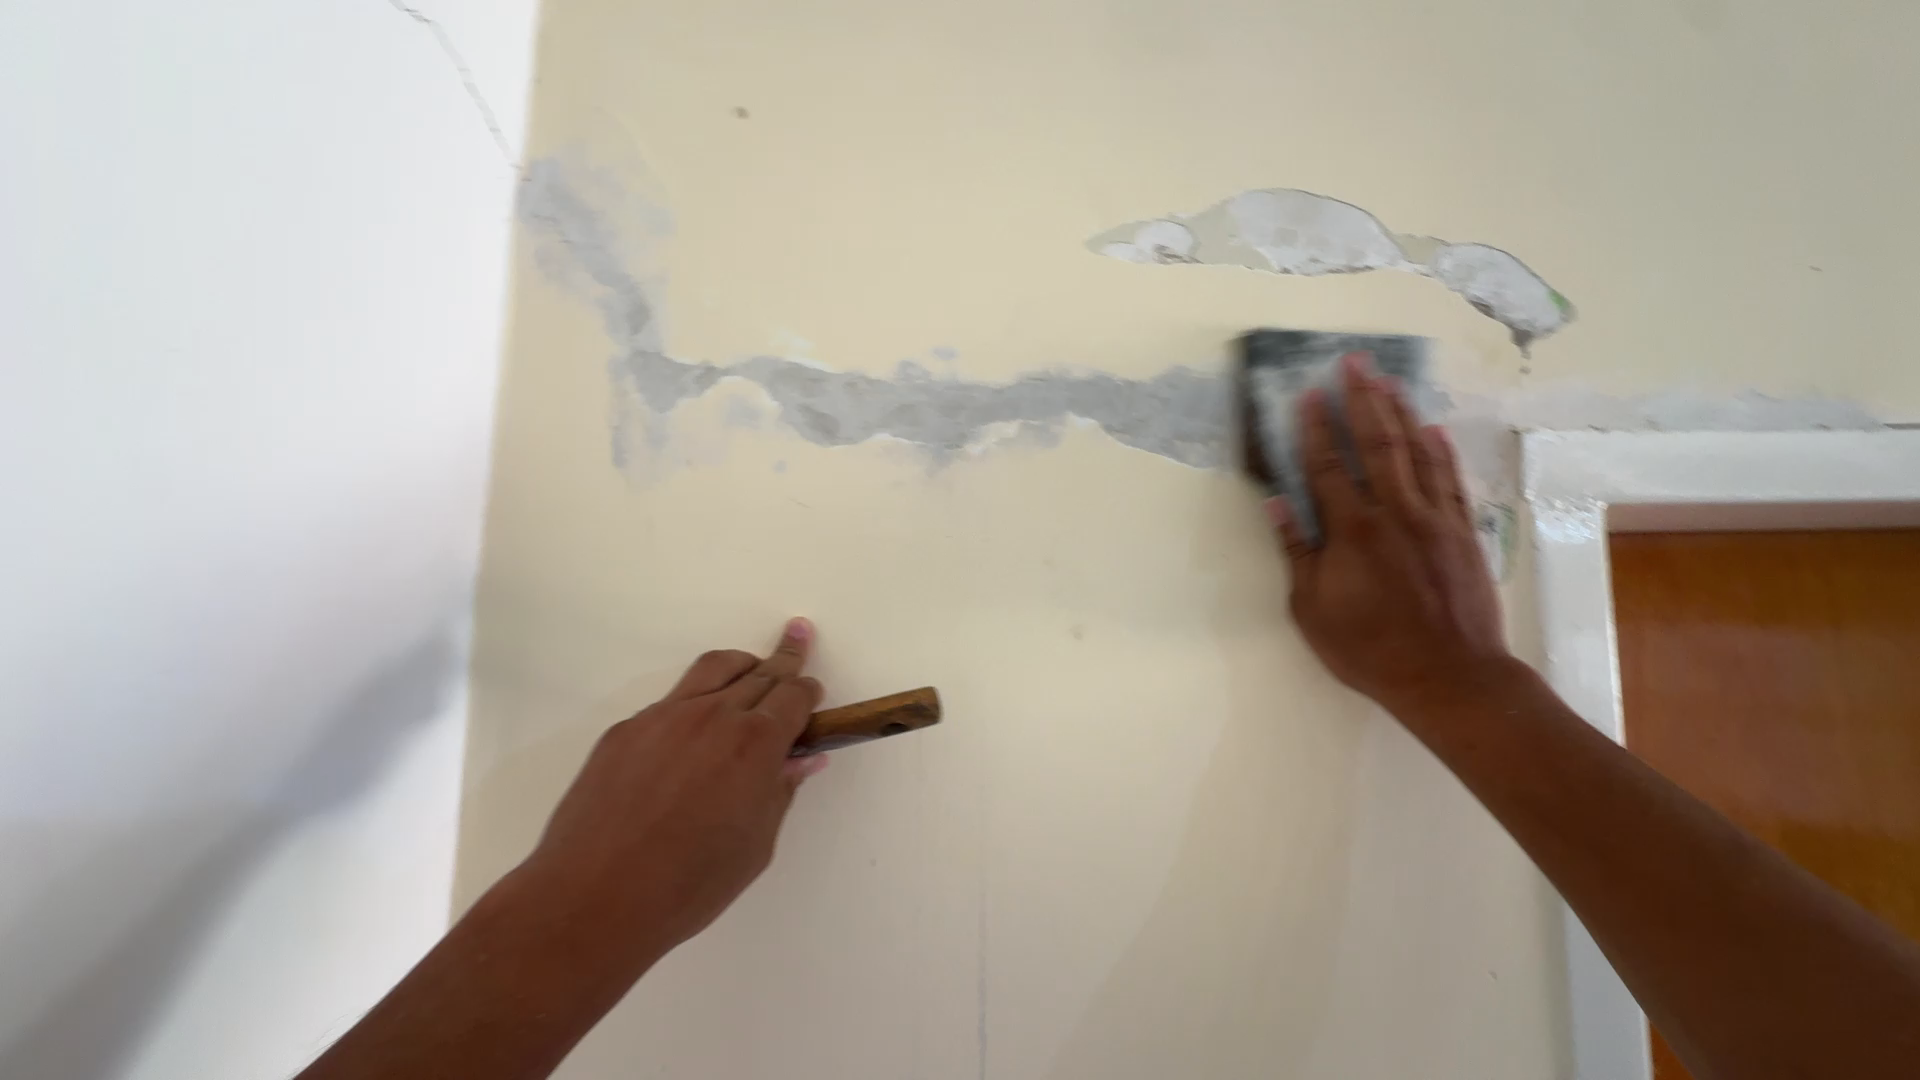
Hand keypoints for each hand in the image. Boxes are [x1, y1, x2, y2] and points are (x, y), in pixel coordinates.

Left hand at [515, 618, 829, 967]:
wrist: (593, 900)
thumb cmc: (688, 886)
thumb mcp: (755, 846)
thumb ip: (779, 792)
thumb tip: (800, 760)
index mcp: (755, 745)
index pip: (794, 696)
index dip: (808, 690)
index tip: (813, 691)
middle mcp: (713, 717)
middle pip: (760, 674)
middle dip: (785, 659)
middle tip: (798, 637)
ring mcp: (665, 717)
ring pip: (713, 669)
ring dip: (742, 664)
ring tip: (752, 666)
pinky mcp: (627, 729)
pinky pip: (672, 701)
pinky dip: (696, 701)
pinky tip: (691, 734)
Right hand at [1267, 354, 1509, 711]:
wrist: (1449, 676)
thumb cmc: (1367, 647)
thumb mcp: (1311, 607)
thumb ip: (1296, 550)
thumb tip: (1276, 501)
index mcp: (1352, 531)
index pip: (1327, 467)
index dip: (1316, 428)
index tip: (1310, 393)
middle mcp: (1394, 513)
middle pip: (1376, 444)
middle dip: (1363, 400)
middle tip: (1355, 362)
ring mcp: (1435, 520)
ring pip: (1416, 453)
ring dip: (1400, 413)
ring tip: (1387, 379)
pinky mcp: (1463, 533)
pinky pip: (1450, 481)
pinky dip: (1439, 452)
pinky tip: (1431, 429)